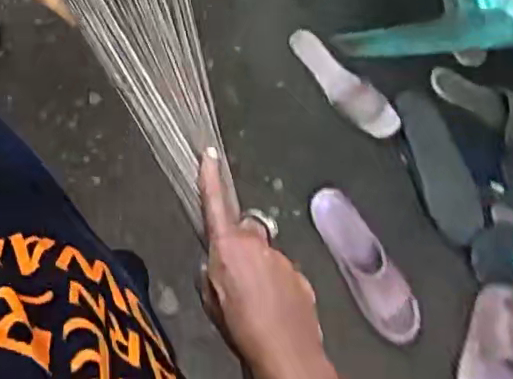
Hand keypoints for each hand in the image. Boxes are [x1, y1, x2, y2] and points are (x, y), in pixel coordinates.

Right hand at [198, 148, 337, 378]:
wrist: (287, 359)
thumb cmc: (241, 329)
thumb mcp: (210, 299)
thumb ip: (211, 273)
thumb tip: (215, 268)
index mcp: (226, 244)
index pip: (214, 201)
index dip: (210, 175)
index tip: (210, 153)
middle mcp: (255, 244)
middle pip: (246, 229)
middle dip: (242, 242)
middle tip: (239, 271)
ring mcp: (282, 260)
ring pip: (266, 254)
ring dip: (262, 268)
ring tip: (260, 301)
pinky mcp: (302, 278)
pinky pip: (286, 274)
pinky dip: (280, 286)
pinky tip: (278, 309)